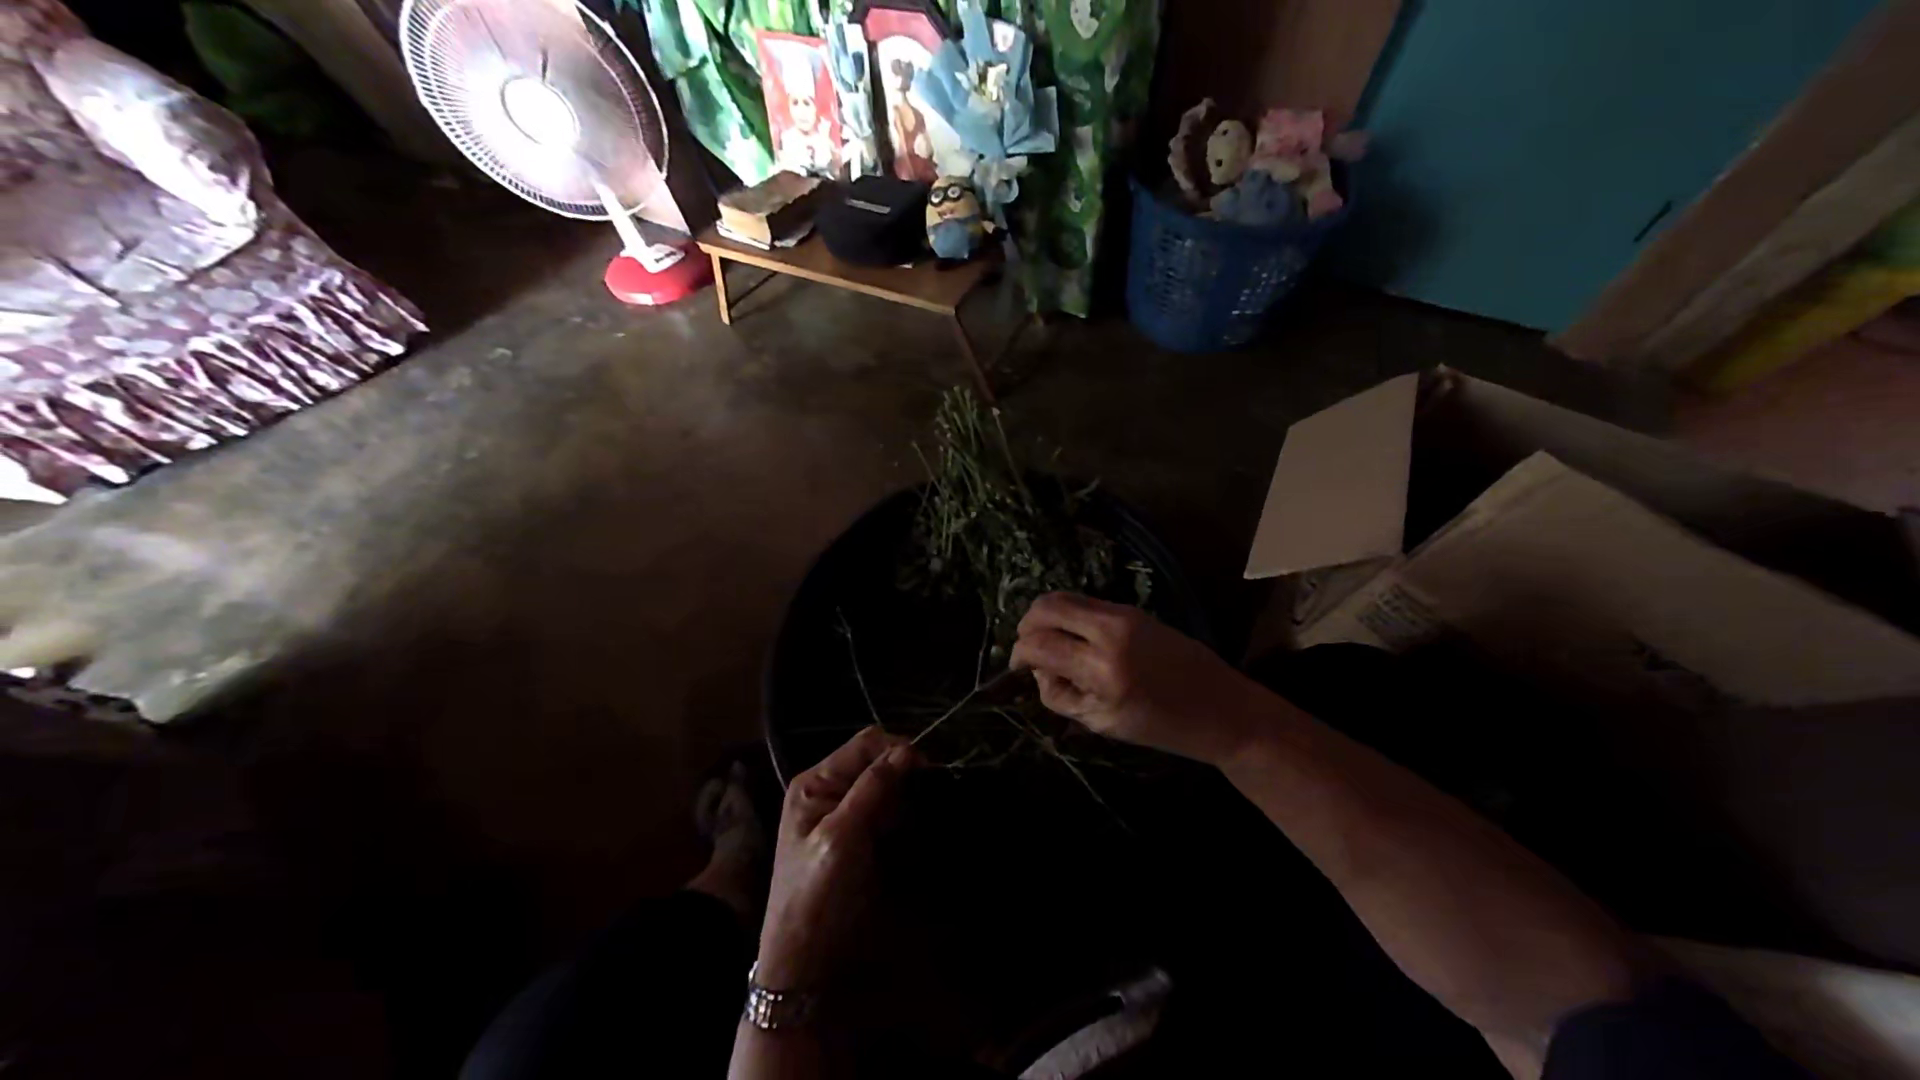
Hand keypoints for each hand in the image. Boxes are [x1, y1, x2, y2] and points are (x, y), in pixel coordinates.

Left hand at [756, 726, 917, 988]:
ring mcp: (846, 816)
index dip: (898, 750)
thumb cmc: (815, 895)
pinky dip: (904, 828)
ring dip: (906, 809)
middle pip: (879, 765)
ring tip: (906, 839)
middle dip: (903, 784)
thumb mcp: (842, 837)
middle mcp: (831, 791)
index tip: (927, 772)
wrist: (805, 963)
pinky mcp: (862, 840)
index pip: (866, 744)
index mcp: (816, 782)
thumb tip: (908, 749)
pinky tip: (905, 850)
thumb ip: (873, 789)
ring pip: (891, 791)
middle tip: (916, 813)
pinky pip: (892, 818)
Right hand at [1010, 592, 1272, 766]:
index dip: (1018, 654)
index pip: (1038, 644)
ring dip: (1048, 618)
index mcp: (1102, 668)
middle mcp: (1109, 630)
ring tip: (1052, 646)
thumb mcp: (1103, 723)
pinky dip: (1070, 617)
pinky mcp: (1134, 609)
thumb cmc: (1163, 727)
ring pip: (1064, 597)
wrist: (1222, 708)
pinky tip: (1077, 642)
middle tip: (1030, 651)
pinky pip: (1087, 603)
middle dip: (1027, 626)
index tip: (1018, 668)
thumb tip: (1039, 671)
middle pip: (1046, 606)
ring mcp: (1123, 614)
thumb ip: (1061, 695)